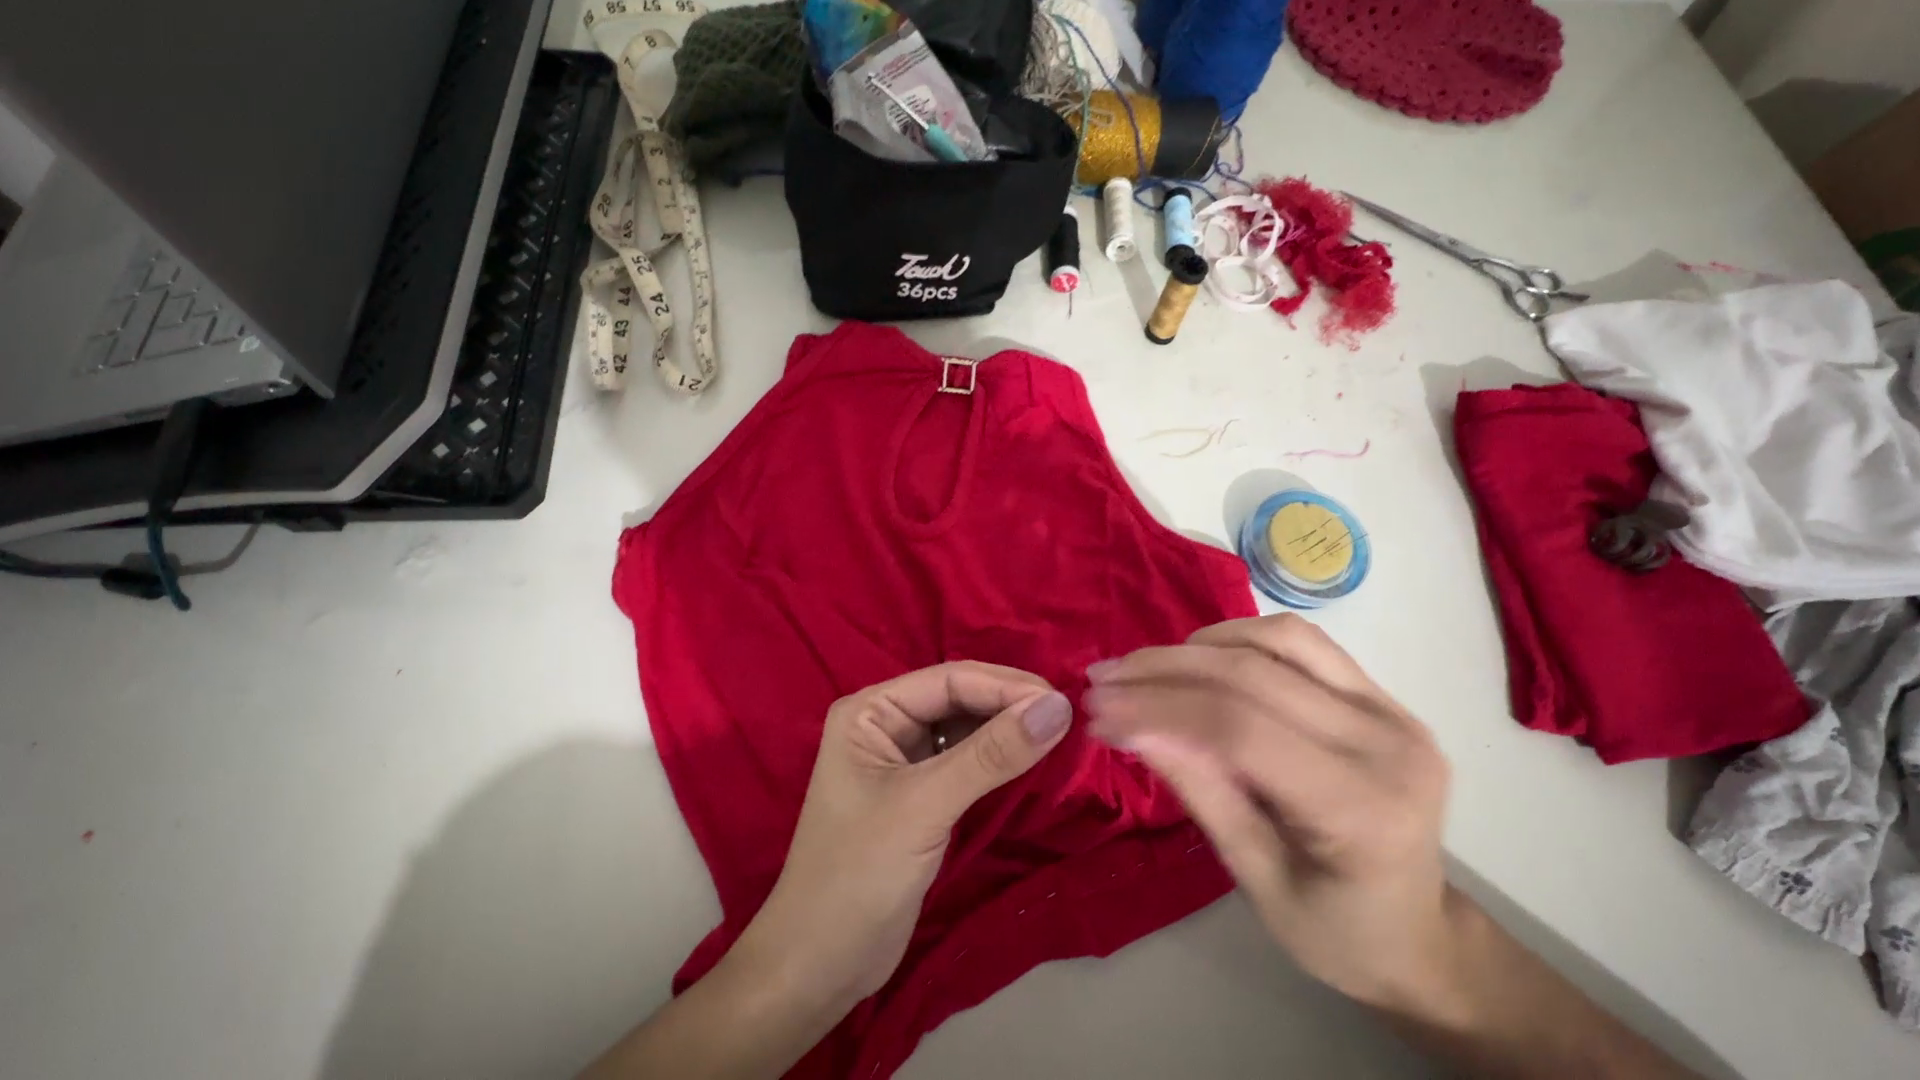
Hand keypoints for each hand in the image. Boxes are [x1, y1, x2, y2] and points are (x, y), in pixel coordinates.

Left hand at [742, 661, 1073, 1008]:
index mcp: (870, 711)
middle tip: (1071, 721)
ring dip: (1009, 732)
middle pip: (960, 699)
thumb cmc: (859, 873)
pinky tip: (1032, 765)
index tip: (1065, 703)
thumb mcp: (925, 806)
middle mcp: (885, 726)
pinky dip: (1000, 763)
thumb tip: (1058, 707)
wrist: (821, 962)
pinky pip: (968, 764)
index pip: (950, 679)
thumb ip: (991, 755)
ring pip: (967, 731)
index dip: (1007, 686)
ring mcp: (902, 763)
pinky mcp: (921, 799)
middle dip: (1011, 706)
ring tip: (1062, 737)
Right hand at [1084, 614, 1453, 1009]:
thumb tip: (1134, 726)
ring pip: (1280, 641)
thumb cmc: (1334, 932)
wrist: (1418, 934)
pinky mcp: (1386, 698)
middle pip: (1255, 676)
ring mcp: (1394, 713)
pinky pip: (1303, 645)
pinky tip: (1198, 661)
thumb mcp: (1257, 880)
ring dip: (1199, 646)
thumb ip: (1203, 795)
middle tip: (1102, 680)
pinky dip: (1240, 642)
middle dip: (1165, 671)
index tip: (1098, 709)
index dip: (1160, 709)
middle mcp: (1389, 745)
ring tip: (1142, 668)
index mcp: (1360, 809)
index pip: (1241, 729)